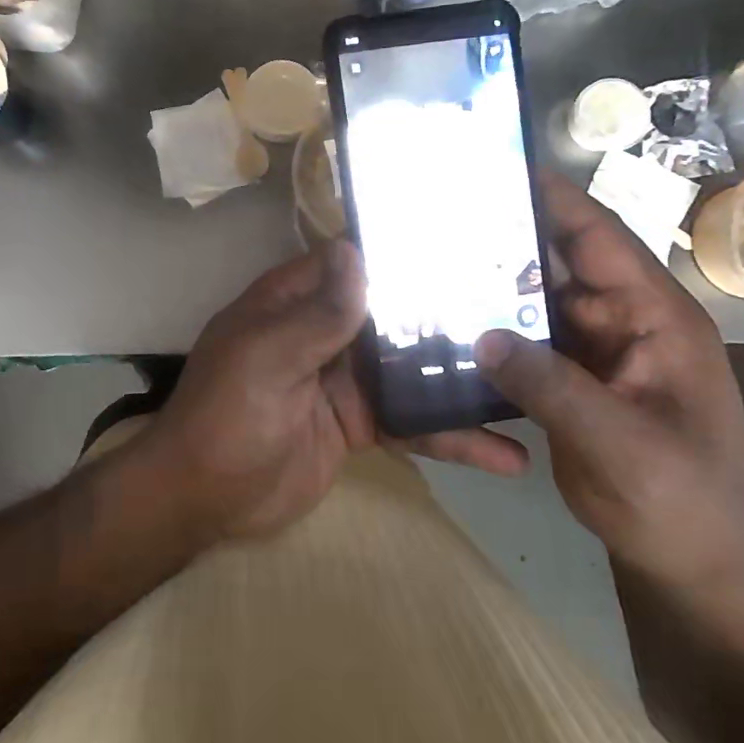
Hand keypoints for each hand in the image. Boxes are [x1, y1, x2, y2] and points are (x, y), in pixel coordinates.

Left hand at [147, 241, 528, 540]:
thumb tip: (358, 253)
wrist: (207, 499)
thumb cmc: (226, 416)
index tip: (468, 243)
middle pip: (395, 313)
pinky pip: (414, 424)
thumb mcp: (266, 358)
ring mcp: (348, 381)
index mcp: (294, 303)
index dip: (402, 252)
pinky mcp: (363, 425)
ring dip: (465, 379)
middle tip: (530, 305)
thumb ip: (316, 314)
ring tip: (536, 382)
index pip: (354, 263)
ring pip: (415, 369)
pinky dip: (454, 437)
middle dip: (452, 311)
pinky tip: (505, 455)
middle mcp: (326, 333)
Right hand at [473, 172, 743, 629]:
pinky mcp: (572, 384)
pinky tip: (448, 331)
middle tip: (439, 219)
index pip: (601, 238)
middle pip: (559, 265)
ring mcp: (596, 354)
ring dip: (492, 290)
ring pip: (536, 305)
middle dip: (505, 241)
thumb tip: (481, 336)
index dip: (553, 199)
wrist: (693, 567)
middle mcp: (624, 323)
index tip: (495, 166)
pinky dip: (492, 336)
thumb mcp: (623, 446)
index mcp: (656, 318)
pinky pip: (527, 346)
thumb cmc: (681, 502)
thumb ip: (554, 388)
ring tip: (430, 267)